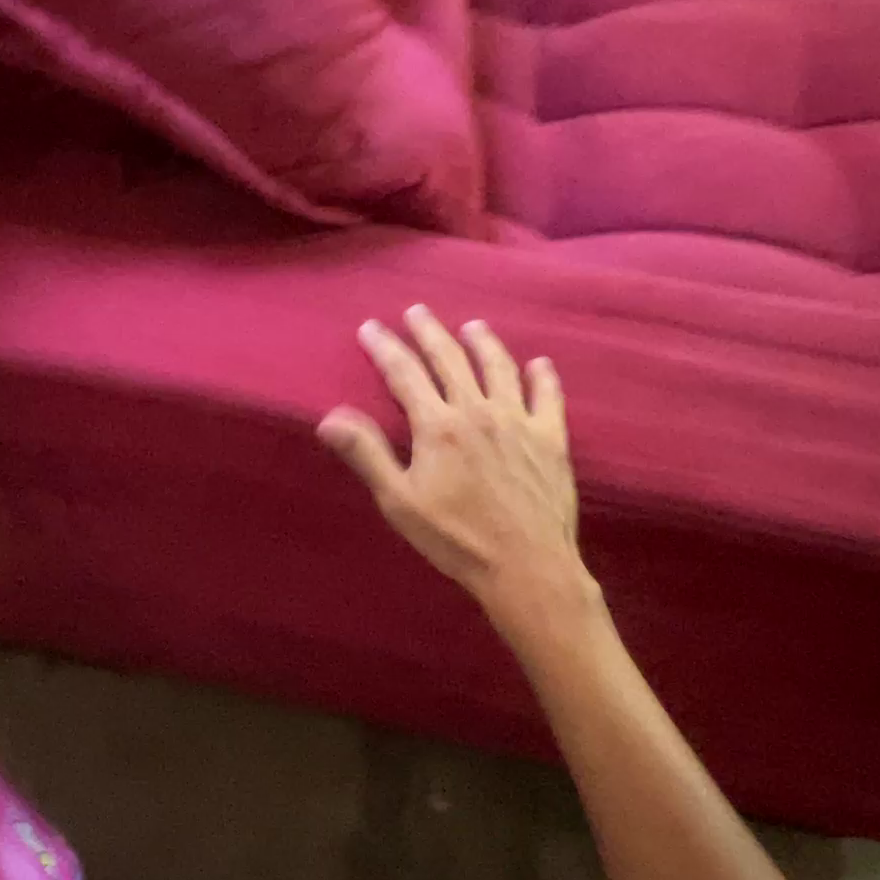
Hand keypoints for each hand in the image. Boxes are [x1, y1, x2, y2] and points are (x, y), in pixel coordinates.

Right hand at [318, 306, 596, 639]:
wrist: (526, 567)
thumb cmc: (454, 538)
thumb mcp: (399, 501)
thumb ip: (366, 454)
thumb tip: (329, 418)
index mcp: (437, 425)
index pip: (404, 373)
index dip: (384, 347)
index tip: (370, 327)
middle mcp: (478, 411)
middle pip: (450, 359)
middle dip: (429, 332)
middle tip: (416, 311)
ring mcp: (518, 422)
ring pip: (498, 368)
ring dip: (483, 342)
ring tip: (472, 326)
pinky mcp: (550, 439)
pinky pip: (548, 397)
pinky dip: (542, 377)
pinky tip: (539, 364)